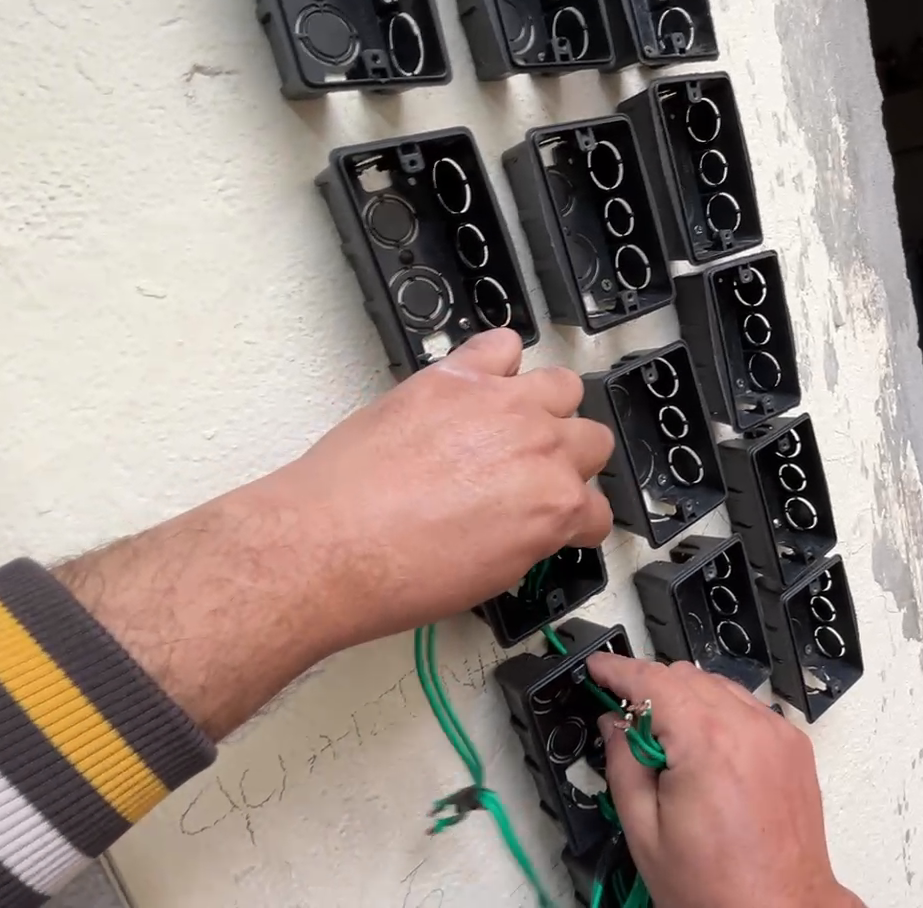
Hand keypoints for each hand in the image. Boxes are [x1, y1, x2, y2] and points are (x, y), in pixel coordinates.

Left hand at [59, 329, 613, 738]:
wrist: (324, 547)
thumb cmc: (394, 572)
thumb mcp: (490, 576)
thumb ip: (532, 538)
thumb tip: (536, 524)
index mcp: (555, 506)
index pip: (598, 510)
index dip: (580, 520)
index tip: (565, 520)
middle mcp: (542, 448)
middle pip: (594, 440)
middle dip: (572, 460)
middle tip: (536, 472)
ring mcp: (503, 405)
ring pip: (566, 386)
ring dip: (551, 406)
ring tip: (518, 421)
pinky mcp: (459, 377)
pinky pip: (503, 345)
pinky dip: (500, 361)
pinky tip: (484, 382)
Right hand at [586, 656, 863, 907]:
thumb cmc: (720, 890)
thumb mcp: (646, 834)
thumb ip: (624, 766)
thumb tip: (614, 726)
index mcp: (706, 743)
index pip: (651, 680)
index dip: (618, 668)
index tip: (600, 667)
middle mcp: (746, 726)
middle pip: (685, 676)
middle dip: (651, 690)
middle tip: (630, 724)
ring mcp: (775, 731)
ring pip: (717, 685)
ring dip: (687, 700)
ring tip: (673, 750)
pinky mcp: (792, 743)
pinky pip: (747, 706)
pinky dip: (721, 714)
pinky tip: (710, 753)